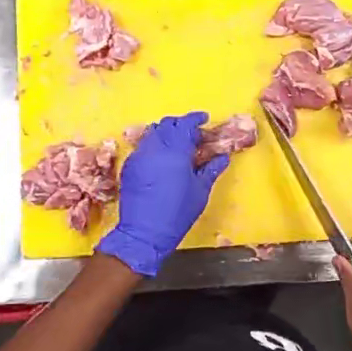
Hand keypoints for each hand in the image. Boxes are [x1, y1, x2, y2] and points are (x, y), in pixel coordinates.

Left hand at [97, 112, 229, 277]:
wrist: (144, 232)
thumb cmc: (177, 213)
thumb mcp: (200, 192)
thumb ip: (211, 170)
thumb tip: (222, 157)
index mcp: (175, 152)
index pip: (185, 124)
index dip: (195, 118)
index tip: (204, 119)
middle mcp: (154, 148)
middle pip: (166, 125)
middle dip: (180, 125)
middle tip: (192, 135)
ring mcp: (138, 156)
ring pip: (152, 134)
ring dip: (166, 134)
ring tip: (177, 146)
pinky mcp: (129, 166)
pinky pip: (143, 148)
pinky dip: (154, 146)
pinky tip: (162, 160)